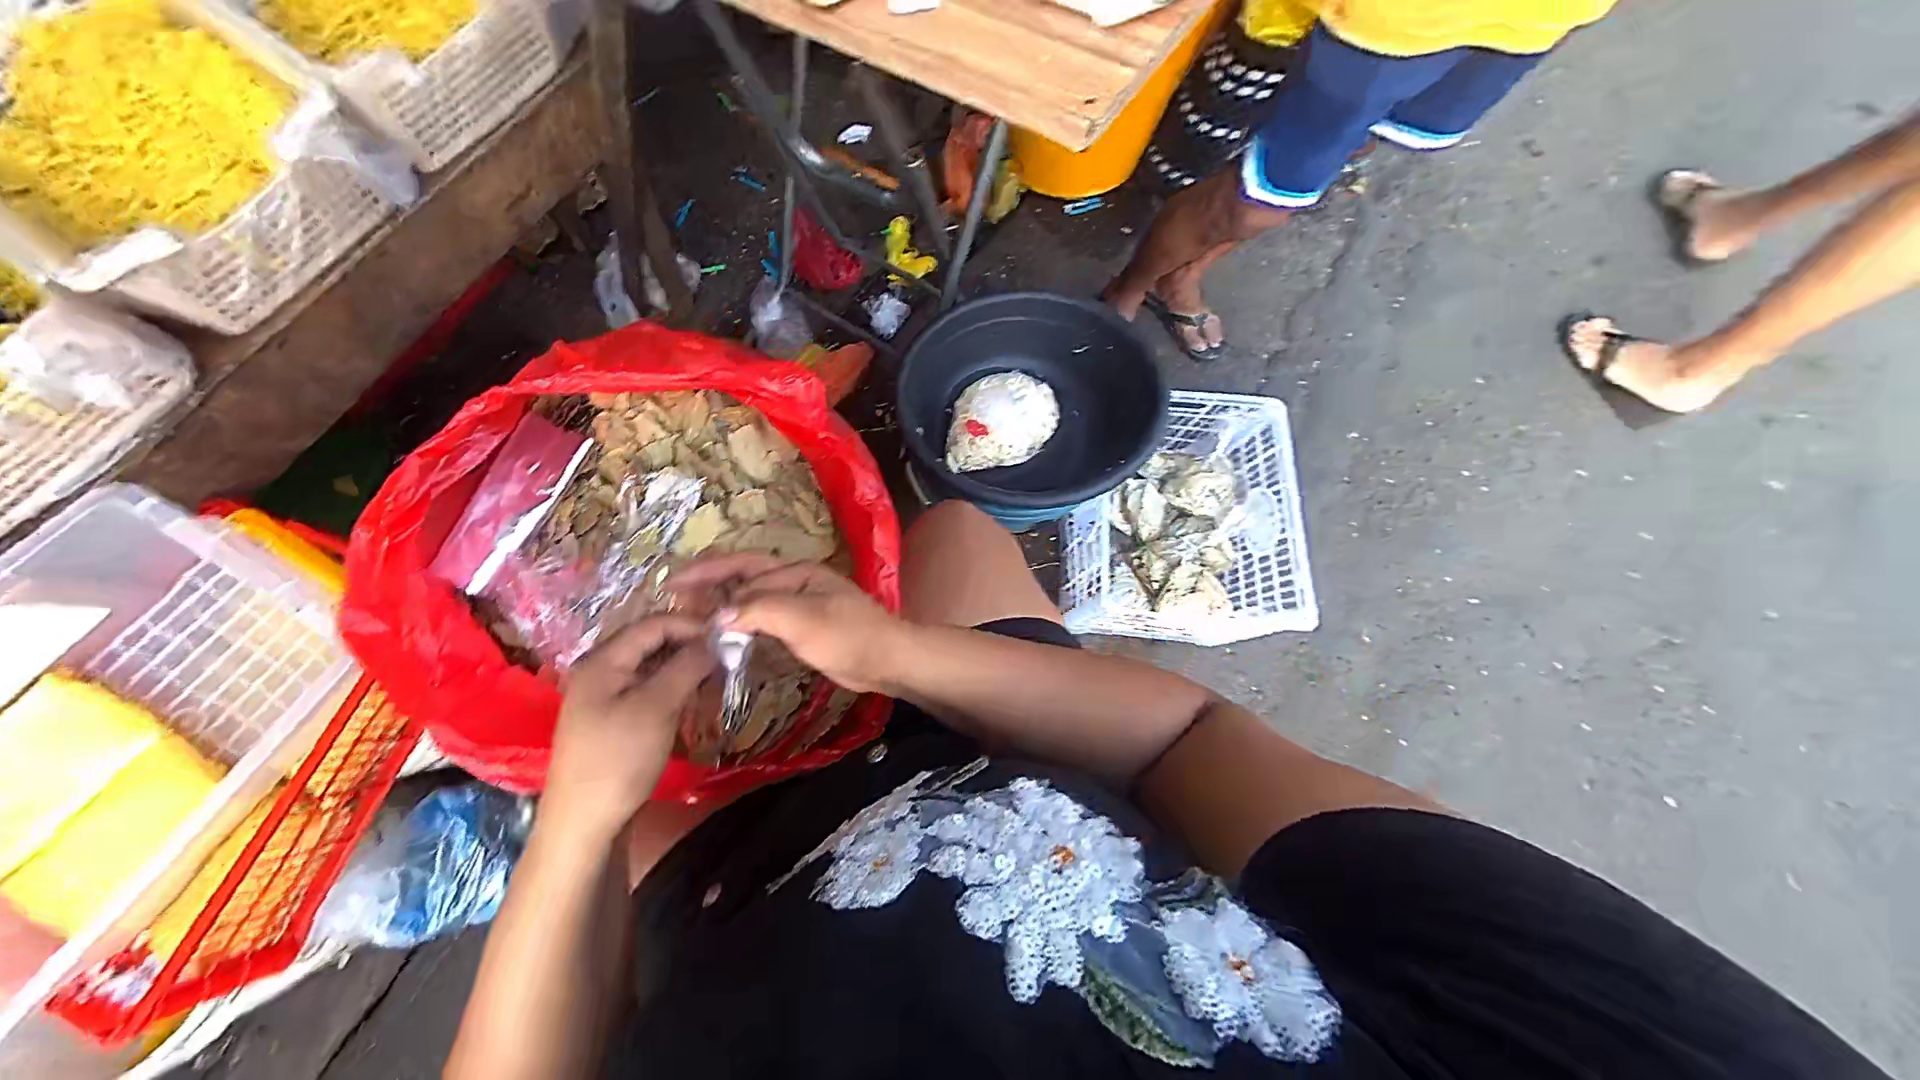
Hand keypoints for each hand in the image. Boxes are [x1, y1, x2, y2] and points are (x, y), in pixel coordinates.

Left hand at [543, 616, 710, 837]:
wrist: (583, 823)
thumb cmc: (619, 759)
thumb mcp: (658, 707)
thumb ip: (687, 666)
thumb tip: (715, 639)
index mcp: (603, 660)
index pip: (653, 624)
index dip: (691, 627)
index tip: (727, 639)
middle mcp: (600, 671)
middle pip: (652, 644)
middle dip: (690, 649)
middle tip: (723, 665)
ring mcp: (603, 697)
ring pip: (652, 668)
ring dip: (684, 672)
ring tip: (712, 686)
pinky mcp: (611, 719)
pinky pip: (647, 691)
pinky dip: (672, 691)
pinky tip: (690, 705)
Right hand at [668, 554, 907, 694]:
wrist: (888, 660)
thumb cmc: (848, 635)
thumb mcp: (803, 619)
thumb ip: (759, 612)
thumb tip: (717, 616)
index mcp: (796, 572)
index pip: (744, 568)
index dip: (707, 575)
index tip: (672, 585)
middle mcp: (796, 583)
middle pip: (745, 578)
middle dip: (711, 585)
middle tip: (675, 600)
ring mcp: (802, 606)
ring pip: (754, 600)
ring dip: (724, 605)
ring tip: (692, 618)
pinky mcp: (805, 629)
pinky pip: (766, 621)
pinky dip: (743, 625)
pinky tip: (727, 637)